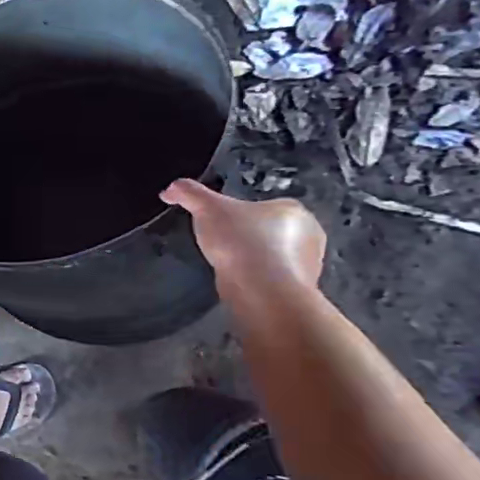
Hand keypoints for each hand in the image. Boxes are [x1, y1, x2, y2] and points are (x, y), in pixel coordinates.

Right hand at [161, 178, 325, 292]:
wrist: (261, 289)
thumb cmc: (241, 241)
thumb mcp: (207, 208)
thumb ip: (188, 193)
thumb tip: (169, 190)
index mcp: (294, 210)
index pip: (263, 205)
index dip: (238, 214)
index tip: (220, 224)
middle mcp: (310, 234)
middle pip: (267, 229)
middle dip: (246, 235)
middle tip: (221, 242)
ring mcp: (308, 263)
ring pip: (270, 254)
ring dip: (250, 257)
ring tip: (227, 263)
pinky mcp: (299, 288)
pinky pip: (271, 276)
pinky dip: (254, 276)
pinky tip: (238, 279)